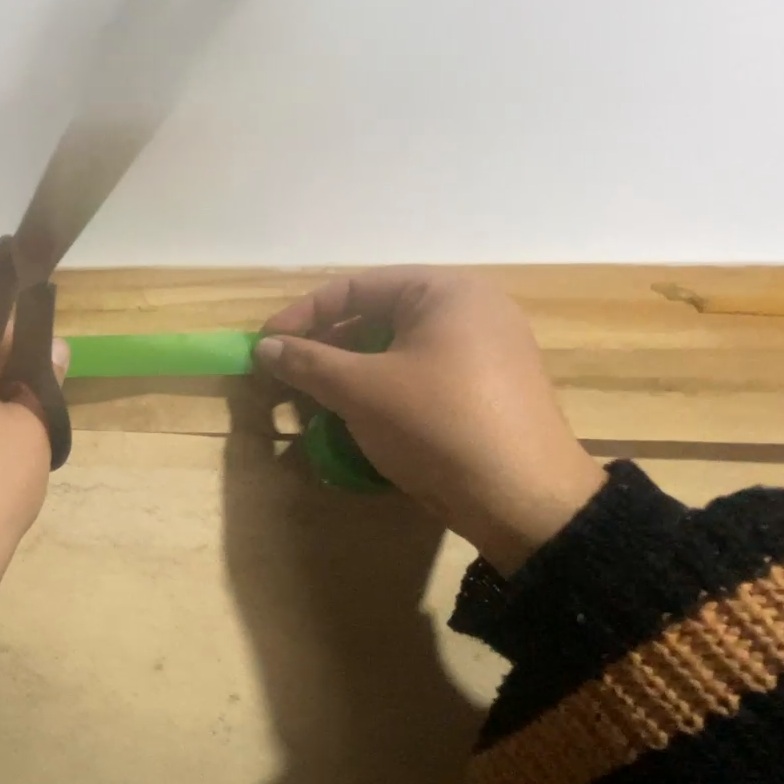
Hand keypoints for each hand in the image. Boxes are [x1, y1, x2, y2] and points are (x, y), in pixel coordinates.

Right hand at [255, 267, 605, 574]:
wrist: (519, 496)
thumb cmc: (436, 424)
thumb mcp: (360, 390)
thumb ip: (306, 362)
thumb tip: (264, 347)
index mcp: (445, 293)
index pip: (355, 287)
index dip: (303, 314)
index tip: (266, 345)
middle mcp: (469, 310)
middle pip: (376, 315)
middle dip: (324, 345)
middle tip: (287, 374)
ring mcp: (481, 350)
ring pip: (393, 348)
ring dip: (346, 370)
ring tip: (315, 399)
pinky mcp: (482, 388)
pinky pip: (416, 374)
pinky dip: (378, 388)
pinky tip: (355, 416)